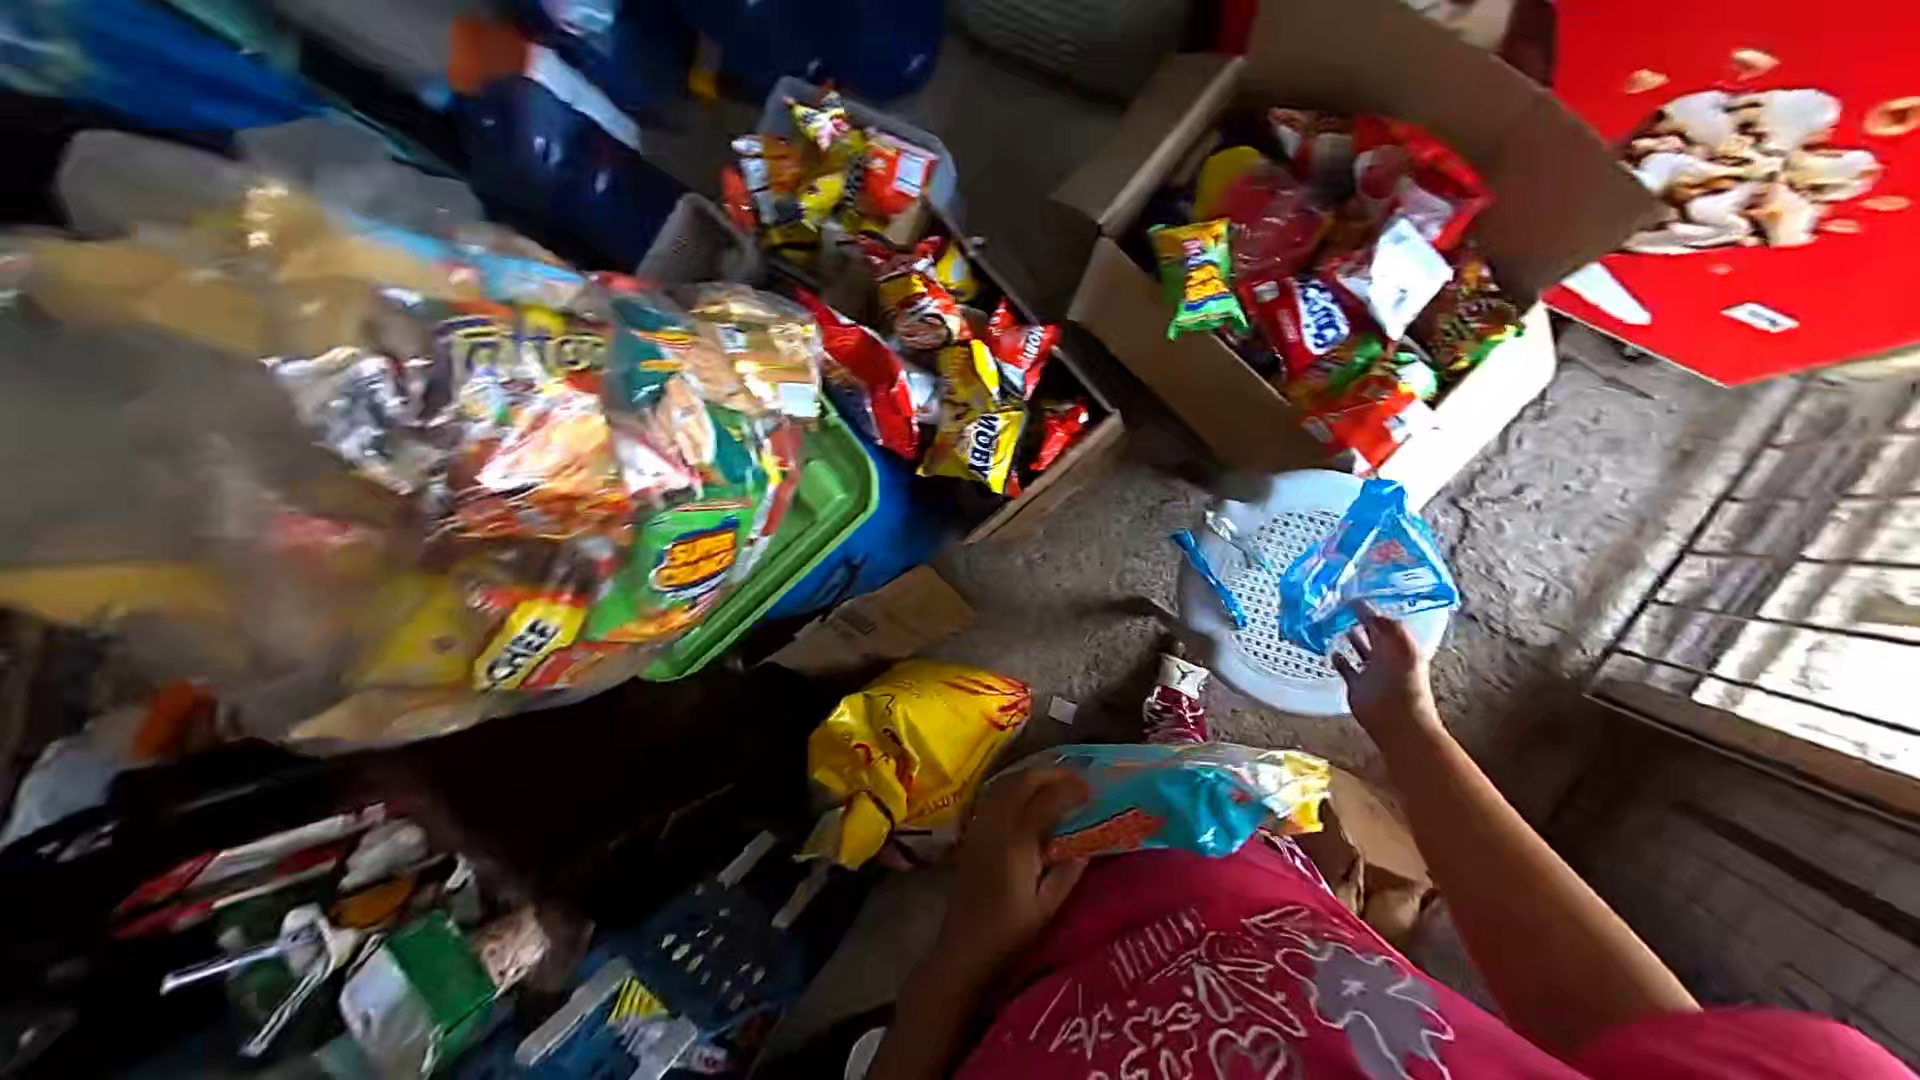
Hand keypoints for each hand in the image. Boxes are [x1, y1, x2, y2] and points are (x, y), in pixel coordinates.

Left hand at [931, 767, 1090, 983]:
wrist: (964, 947)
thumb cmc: (1010, 931)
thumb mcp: (1049, 905)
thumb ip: (1069, 869)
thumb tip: (1088, 840)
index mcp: (1017, 839)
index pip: (1047, 799)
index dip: (1070, 789)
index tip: (1091, 790)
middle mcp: (996, 823)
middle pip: (1023, 780)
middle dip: (1052, 773)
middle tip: (1077, 779)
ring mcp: (980, 823)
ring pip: (1006, 782)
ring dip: (1032, 775)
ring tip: (1056, 781)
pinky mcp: (972, 830)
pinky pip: (994, 793)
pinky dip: (1014, 784)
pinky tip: (1027, 795)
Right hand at [1332, 609, 1440, 740]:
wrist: (1397, 718)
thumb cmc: (1404, 682)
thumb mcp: (1402, 646)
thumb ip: (1386, 626)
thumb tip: (1366, 607)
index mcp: (1399, 645)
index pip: (1382, 621)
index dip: (1368, 609)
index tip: (1349, 596)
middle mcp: (1386, 656)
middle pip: (1371, 633)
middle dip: (1357, 619)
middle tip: (1337, 606)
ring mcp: (1371, 670)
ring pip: (1358, 648)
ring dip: (1348, 636)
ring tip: (1333, 623)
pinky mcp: (1357, 684)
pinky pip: (1345, 667)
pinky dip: (1338, 658)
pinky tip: (1331, 651)